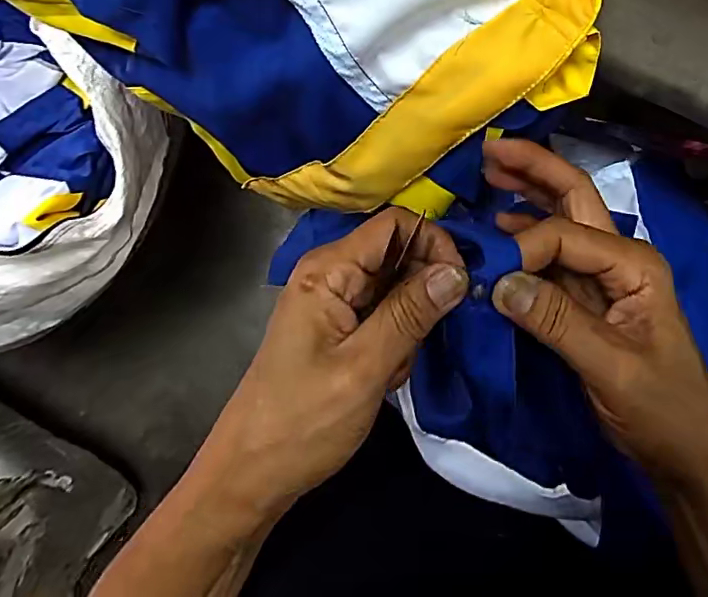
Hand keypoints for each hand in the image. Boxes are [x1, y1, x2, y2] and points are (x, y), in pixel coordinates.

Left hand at [189, 207, 468, 516]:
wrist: (248, 484)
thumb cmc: (299, 424)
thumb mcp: (364, 367)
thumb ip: (412, 313)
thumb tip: (459, 270)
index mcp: (329, 271)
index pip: (398, 223)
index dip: (434, 242)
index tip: (459, 282)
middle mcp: (332, 273)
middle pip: (403, 251)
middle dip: (425, 289)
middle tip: (427, 334)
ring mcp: (337, 299)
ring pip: (402, 283)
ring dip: (414, 319)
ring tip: (397, 364)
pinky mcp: (344, 324)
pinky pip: (391, 310)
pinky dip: (402, 336)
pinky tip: (388, 372)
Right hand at [483, 139, 707, 487]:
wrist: (687, 449)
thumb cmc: (663, 408)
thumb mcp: (612, 368)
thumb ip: (557, 322)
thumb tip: (498, 281)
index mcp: (635, 263)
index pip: (569, 234)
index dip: (525, 244)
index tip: (484, 273)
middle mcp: (621, 258)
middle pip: (576, 200)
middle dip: (537, 170)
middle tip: (491, 151)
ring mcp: (605, 278)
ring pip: (563, 222)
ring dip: (529, 196)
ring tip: (489, 176)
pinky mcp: (590, 301)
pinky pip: (554, 261)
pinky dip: (526, 241)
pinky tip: (501, 229)